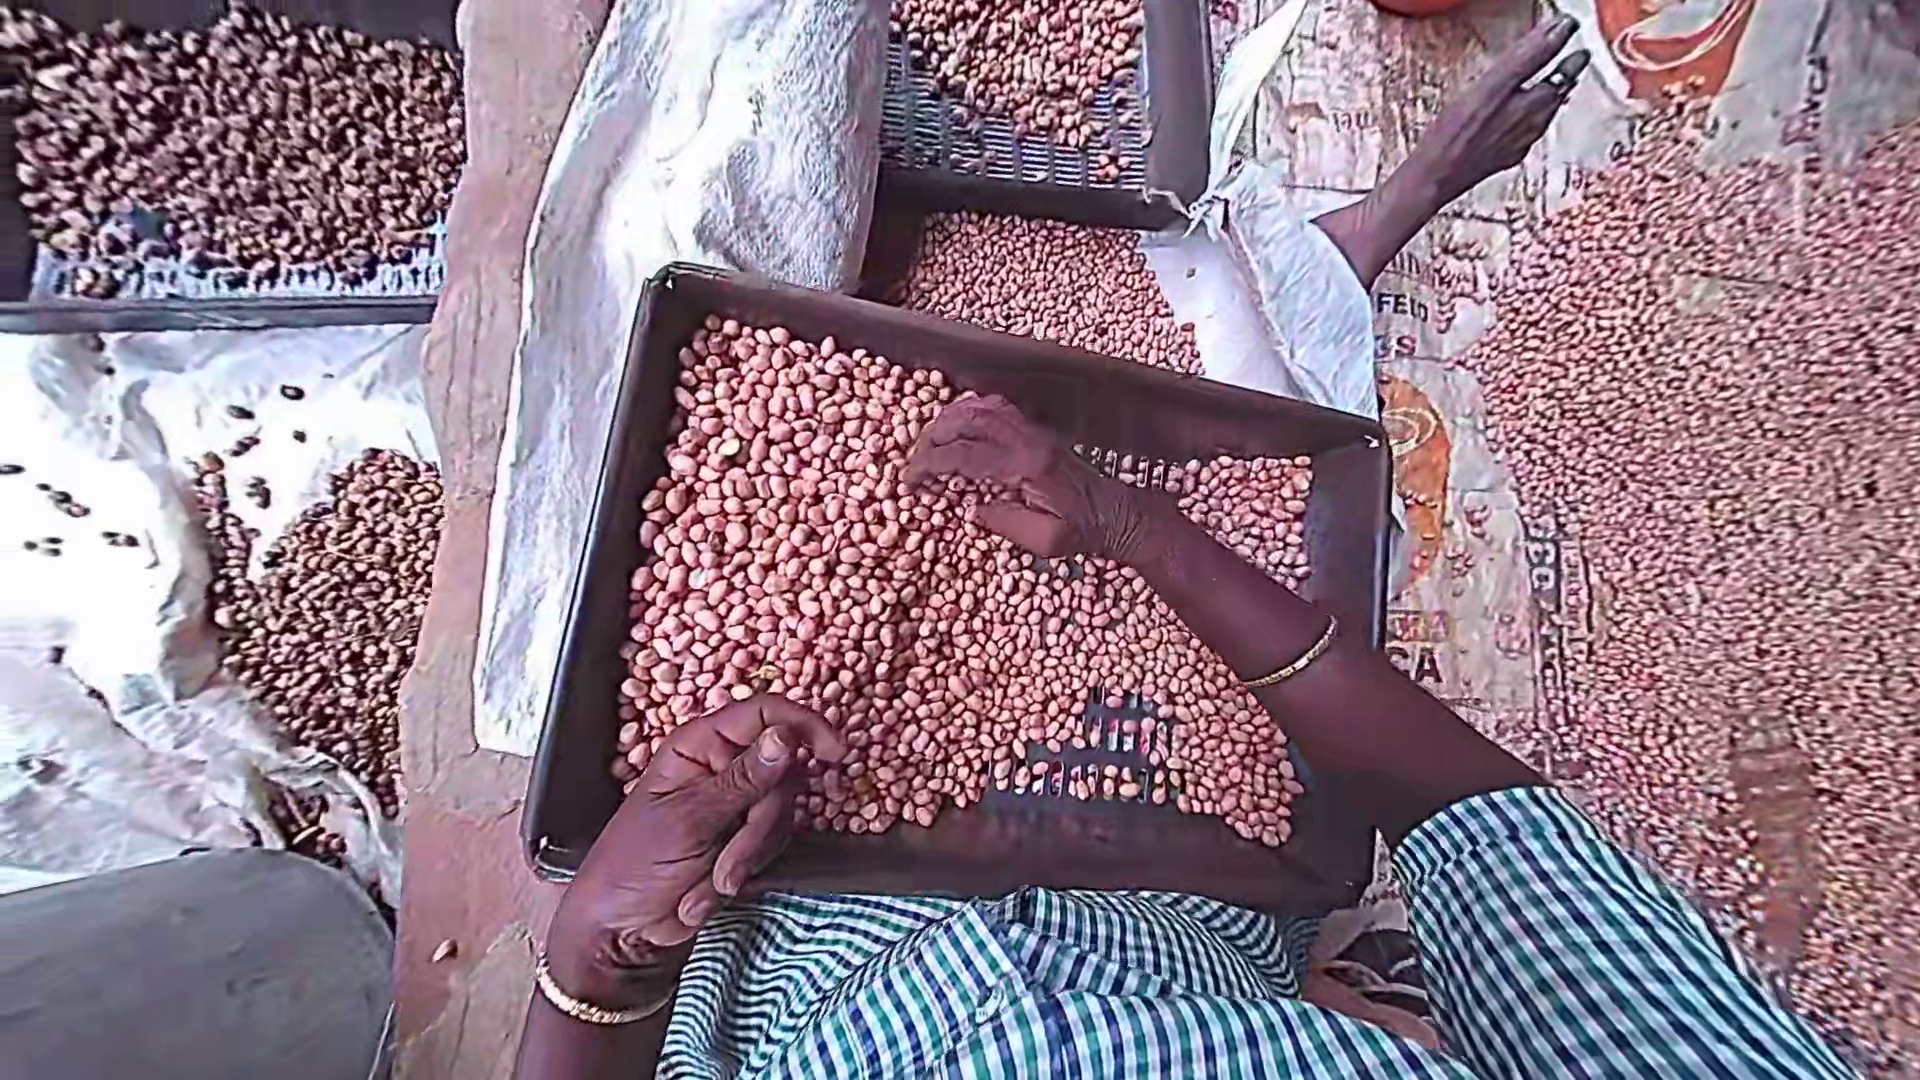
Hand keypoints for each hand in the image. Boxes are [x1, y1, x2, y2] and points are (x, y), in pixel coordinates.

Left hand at [542, 696, 844, 1010]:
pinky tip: (710, 892)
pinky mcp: (747, 832)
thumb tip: (788, 736)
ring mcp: (739, 798)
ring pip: (782, 806)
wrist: (620, 938)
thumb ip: (744, 779)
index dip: (803, 725)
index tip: (835, 751)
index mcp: (702, 743)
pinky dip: (748, 867)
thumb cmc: (634, 867)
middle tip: (732, 861)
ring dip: (751, 851)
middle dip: (762, 822)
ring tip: (712, 883)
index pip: (765, 713)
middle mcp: (726, 762)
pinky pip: (775, 837)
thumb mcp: (688, 820)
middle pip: (782, 767)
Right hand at [903, 394, 1154, 561]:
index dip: (931, 464)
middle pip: (968, 420)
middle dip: (933, 437)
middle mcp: (1029, 440)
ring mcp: (1034, 431)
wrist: (1118, 514)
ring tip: (930, 442)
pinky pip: (998, 408)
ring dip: (949, 420)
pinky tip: (959, 428)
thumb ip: (1005, 524)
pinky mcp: (1037, 432)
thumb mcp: (1045, 541)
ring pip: (981, 408)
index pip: (966, 455)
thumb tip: (972, 508)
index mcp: (1028, 466)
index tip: (911, 479)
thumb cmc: (1084, 532)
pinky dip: (971, 412)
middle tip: (916, 460)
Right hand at [1409, 14, 1590, 204]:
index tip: (1563, 37)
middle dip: (1555, 78)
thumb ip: (1531, 55)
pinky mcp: (1495, 164)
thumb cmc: (1453, 139)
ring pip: (1535, 117)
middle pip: (1556, 93)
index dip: (1566, 49)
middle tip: (1553, 65)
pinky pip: (1513, 139)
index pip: (1570, 65)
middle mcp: (1534, 126)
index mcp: (1540, 103)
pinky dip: (1510, 129)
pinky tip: (1499, 128)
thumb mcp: (1491, 86)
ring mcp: (1515, 147)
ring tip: (1525, 95)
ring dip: (1533, 105)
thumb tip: (1561, 27)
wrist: (1427, 183)